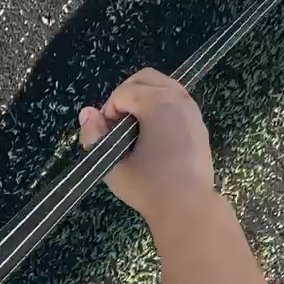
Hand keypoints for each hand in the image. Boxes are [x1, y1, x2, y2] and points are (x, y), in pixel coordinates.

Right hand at [77, 68, 214, 220]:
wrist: (186, 205)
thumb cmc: (148, 187)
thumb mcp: (112, 165)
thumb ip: (95, 137)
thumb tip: (86, 113)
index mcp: (158, 105)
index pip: (123, 92)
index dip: (107, 112)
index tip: (106, 136)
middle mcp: (178, 98)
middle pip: (144, 78)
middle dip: (124, 96)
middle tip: (115, 126)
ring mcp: (191, 108)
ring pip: (161, 85)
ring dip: (141, 100)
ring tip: (131, 131)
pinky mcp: (196, 120)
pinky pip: (173, 99)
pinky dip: (157, 107)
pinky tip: (150, 137)